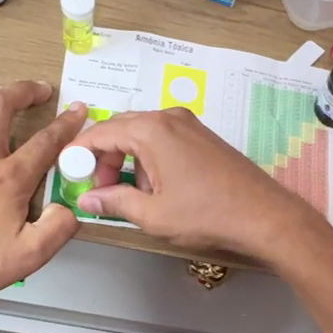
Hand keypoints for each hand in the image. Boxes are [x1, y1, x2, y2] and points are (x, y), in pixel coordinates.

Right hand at [69, 108, 324, 259]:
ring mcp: (189, 123)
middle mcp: (168, 117)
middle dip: (105, 159)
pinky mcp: (203, 136)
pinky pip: (164, 140)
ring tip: (133, 197)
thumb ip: (114, 202)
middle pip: (121, 130)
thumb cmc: (206, 214)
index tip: (70, 173)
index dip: (80, 153)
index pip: (100, 132)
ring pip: (143, 136)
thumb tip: (87, 199)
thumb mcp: (152, 214)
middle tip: (101, 191)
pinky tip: (159, 189)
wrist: (263, 215)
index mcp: (151, 130)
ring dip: (129, 162)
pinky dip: (151, 160)